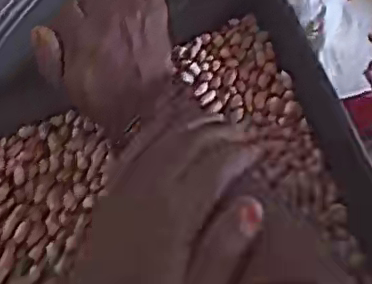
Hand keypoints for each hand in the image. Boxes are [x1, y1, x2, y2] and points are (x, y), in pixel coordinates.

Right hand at [31, 0, 174, 133]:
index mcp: (81, 32)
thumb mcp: (68, 85)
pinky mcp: (155, 6)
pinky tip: (138, 1)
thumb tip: (39, 30)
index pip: (68, 8)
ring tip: (120, 16)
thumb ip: (50, 57)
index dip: (72, 21)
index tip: (77, 32)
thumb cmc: (105, 98)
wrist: (147, 105)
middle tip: (101, 27)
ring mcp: (132, 7)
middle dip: (94, 9)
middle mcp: (105, 13)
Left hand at [68, 111, 264, 283]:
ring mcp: (125, 186)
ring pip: (165, 136)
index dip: (243, 152)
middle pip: (192, 142)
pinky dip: (157, 126)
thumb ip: (222, 252)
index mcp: (174, 212)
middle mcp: (149, 187)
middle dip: (223, 132)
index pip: (217, 164)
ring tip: (218, 119)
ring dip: (194, 124)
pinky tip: (167, 120)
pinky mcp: (109, 193)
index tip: (262, 149)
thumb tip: (253, 207)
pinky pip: (136, 145)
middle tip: (246, 132)